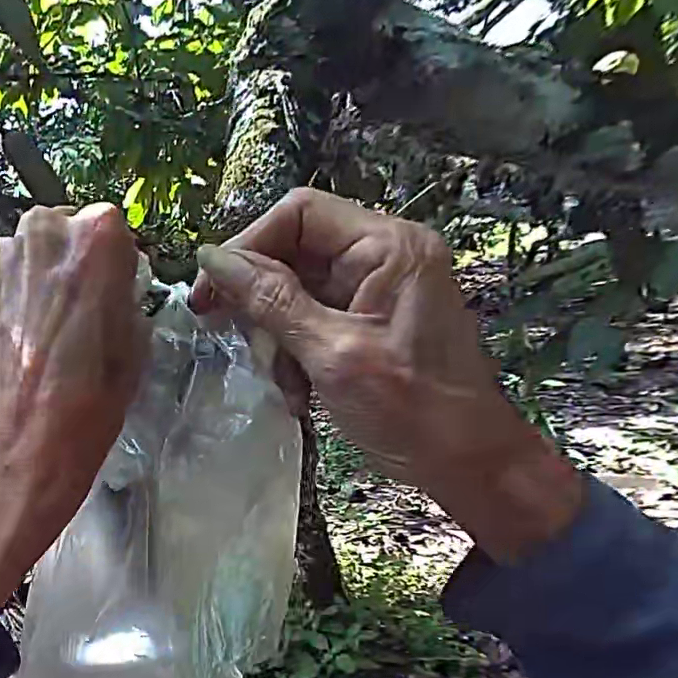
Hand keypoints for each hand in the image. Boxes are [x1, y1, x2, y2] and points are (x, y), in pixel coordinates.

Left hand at [0, 204, 145, 640]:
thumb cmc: (90, 406)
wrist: (19, 449)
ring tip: (55, 328)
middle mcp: (39, 236)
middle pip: (69, 229)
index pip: (113, 226)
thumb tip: (113, 284)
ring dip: (49, 275)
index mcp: (92, 245)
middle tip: (88, 312)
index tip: (119, 294)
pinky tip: (29, 336)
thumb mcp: (135, 347)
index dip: (119, 262)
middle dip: (81, 260)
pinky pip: (9, 275)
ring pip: (36, 250)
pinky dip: (22, 294)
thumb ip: (126, 296)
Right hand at [192, 188, 581, 562]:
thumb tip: (212, 260)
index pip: (300, 214)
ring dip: (275, 336)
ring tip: (278, 381)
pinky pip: (313, 321)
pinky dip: (295, 353)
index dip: (247, 247)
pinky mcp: (369, 323)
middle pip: (295, 252)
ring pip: (297, 291)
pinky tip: (296, 392)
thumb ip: (272, 302)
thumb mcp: (332, 354)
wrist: (467, 464)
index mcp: (387, 247)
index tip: (210, 293)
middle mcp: (383, 256)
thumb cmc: (410, 411)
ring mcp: (377, 291)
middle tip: (223, 332)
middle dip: (258, 298)